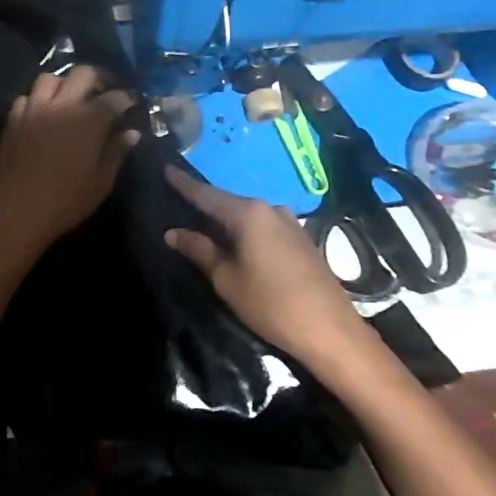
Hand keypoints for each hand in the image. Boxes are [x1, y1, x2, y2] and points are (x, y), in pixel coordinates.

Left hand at [0, 65, 140, 251]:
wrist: (18, 212)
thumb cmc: (67, 201)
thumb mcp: (102, 181)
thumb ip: (117, 152)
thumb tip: (131, 133)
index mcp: (89, 120)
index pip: (115, 97)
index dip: (127, 98)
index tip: (132, 103)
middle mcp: (62, 106)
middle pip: (83, 74)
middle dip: (100, 78)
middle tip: (106, 91)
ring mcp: (34, 110)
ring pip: (50, 78)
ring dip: (65, 84)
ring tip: (72, 98)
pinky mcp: (13, 121)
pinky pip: (26, 98)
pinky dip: (38, 100)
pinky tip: (44, 113)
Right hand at [163, 165, 367, 364]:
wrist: (328, 327)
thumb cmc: (270, 303)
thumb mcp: (227, 279)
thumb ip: (200, 250)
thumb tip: (173, 232)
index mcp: (249, 212)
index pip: (207, 194)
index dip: (184, 184)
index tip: (166, 168)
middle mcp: (270, 208)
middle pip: (228, 203)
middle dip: (204, 205)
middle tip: (178, 204)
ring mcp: (289, 221)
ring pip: (247, 216)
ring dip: (226, 221)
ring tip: (202, 227)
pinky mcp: (300, 238)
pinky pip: (263, 227)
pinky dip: (245, 231)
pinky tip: (234, 242)